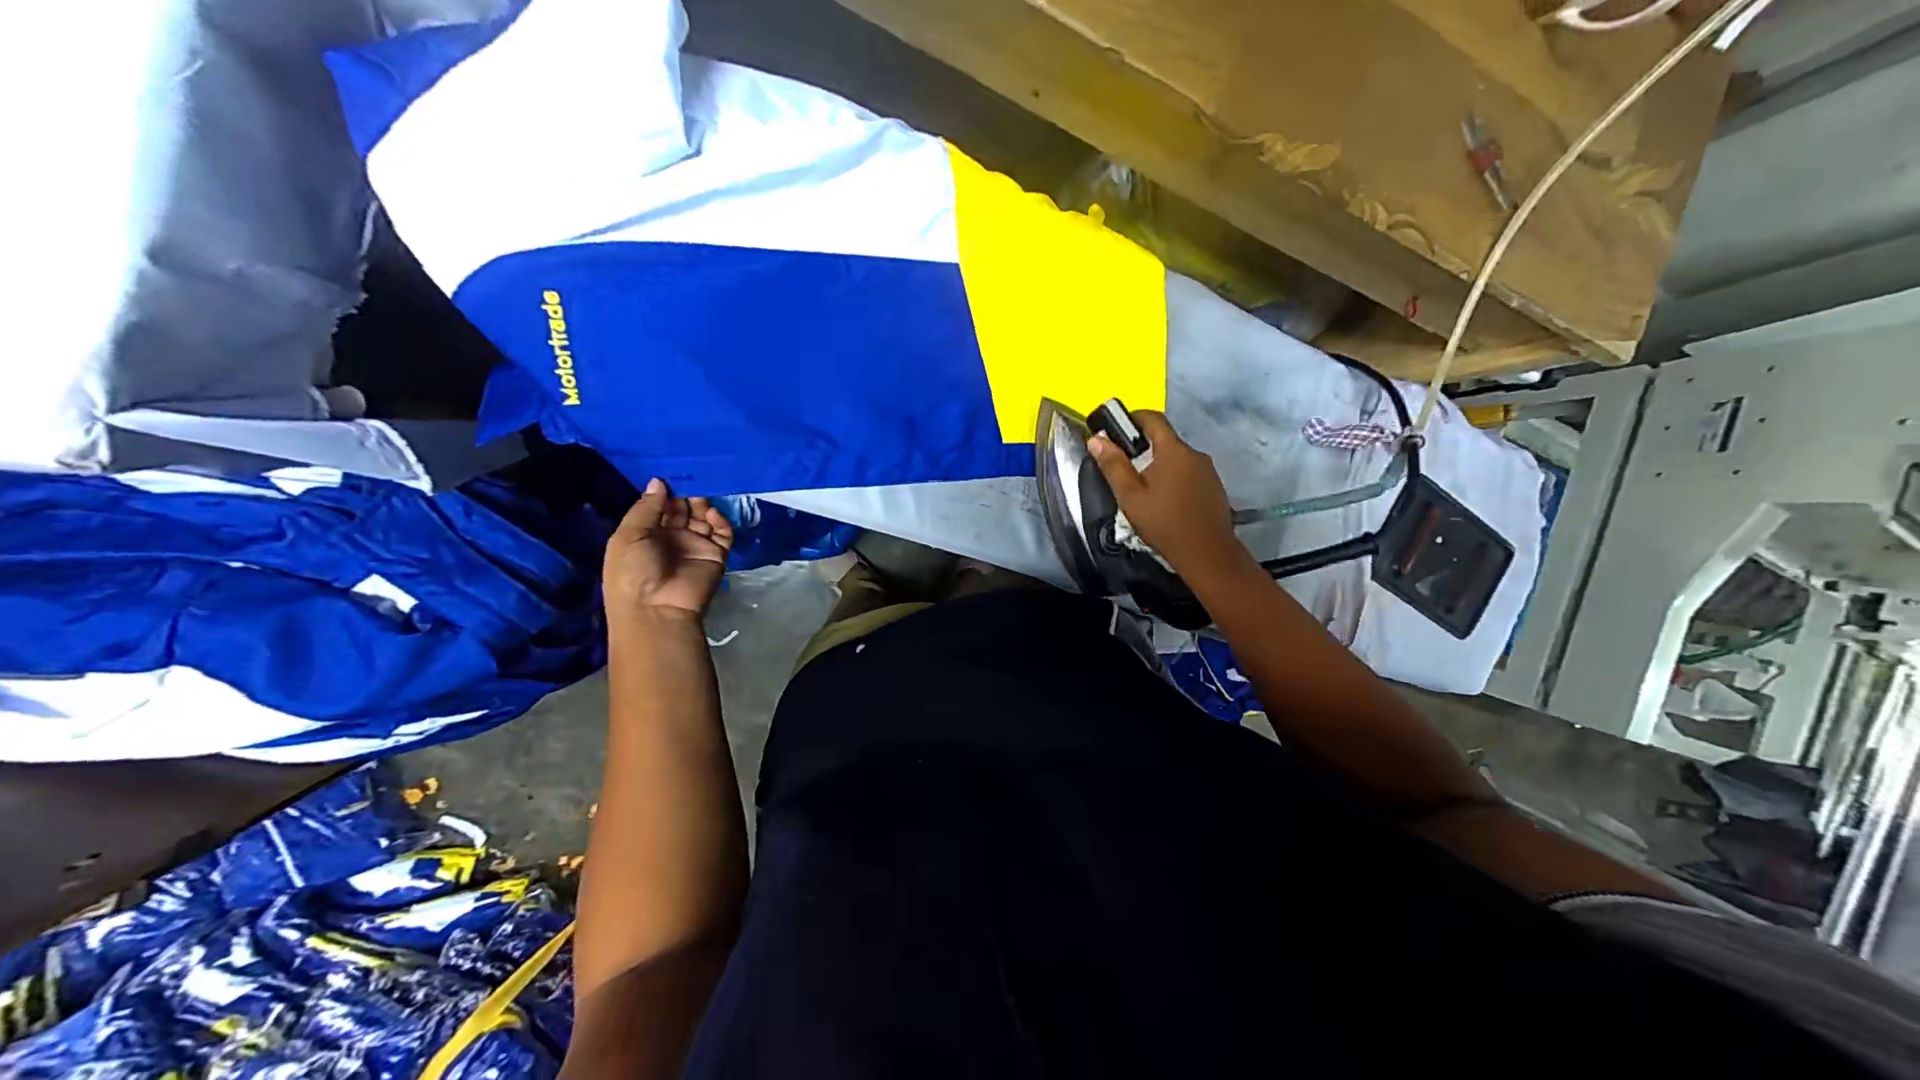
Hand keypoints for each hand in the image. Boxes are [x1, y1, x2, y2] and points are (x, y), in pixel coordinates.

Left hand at [604, 478, 734, 622]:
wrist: (657, 609)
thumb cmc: (633, 572)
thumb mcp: (628, 536)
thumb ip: (646, 507)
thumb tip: (658, 481)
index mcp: (646, 534)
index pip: (659, 507)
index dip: (664, 492)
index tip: (671, 474)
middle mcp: (671, 538)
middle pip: (683, 509)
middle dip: (685, 494)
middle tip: (690, 478)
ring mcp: (695, 546)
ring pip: (703, 518)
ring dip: (702, 505)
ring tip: (701, 496)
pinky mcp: (716, 555)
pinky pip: (723, 533)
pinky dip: (720, 521)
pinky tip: (712, 515)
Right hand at [1087, 410, 1248, 580]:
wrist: (1206, 554)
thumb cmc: (1164, 523)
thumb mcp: (1130, 496)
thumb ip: (1113, 465)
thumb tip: (1096, 439)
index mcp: (1173, 451)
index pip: (1153, 418)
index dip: (1133, 417)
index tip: (1116, 428)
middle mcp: (1195, 454)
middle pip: (1165, 440)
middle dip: (1143, 447)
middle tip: (1124, 466)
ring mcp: (1208, 471)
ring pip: (1178, 459)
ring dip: (1159, 465)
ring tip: (1143, 488)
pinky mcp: (1214, 487)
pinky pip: (1189, 474)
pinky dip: (1174, 479)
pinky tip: (1165, 501)